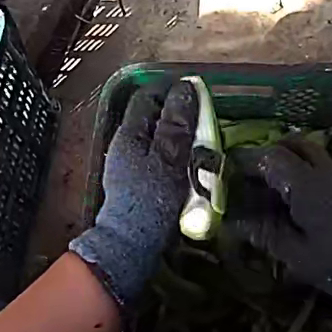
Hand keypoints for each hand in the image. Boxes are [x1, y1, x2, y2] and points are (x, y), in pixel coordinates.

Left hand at [69, 81, 196, 306]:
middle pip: (151, 117)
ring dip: (178, 137)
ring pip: (156, 138)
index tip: (198, 95)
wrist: (131, 244)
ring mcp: (128, 164)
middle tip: (206, 121)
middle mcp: (125, 145)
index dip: (172, 91)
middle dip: (177, 115)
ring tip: (203, 143)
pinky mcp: (136, 182)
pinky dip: (174, 156)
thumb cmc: (150, 200)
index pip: (148, 97)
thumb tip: (185, 87)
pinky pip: (157, 158)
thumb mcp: (169, 158)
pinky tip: (189, 166)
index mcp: (129, 133)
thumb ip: (177, 124)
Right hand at [231, 137, 331, 331]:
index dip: (250, 160)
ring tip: (272, 185)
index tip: (232, 169)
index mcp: (308, 186)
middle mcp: (327, 173)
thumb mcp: (297, 256)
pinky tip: (296, 197)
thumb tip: (237, 223)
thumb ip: (267, 234)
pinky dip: (305, 171)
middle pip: (296, 144)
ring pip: (313, 153)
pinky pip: (324, 167)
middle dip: (271, 152)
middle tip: (253, 172)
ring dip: (290, 160)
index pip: (273, 157)